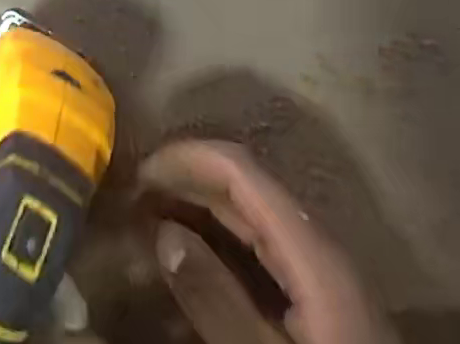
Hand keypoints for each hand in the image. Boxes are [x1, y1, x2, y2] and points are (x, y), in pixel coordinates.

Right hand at [140, 140, 395, 343]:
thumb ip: (217, 301)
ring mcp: (322, 266)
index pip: (243, 171)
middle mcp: (319, 243)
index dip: (189, 158)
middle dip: (190, 176)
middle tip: (137, 191)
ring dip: (204, 200)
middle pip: (249, 184)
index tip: (141, 171)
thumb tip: (165, 233)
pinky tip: (197, 244)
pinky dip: (224, 230)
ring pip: (256, 210)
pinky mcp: (320, 291)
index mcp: (312, 250)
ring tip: (156, 207)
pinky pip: (264, 239)